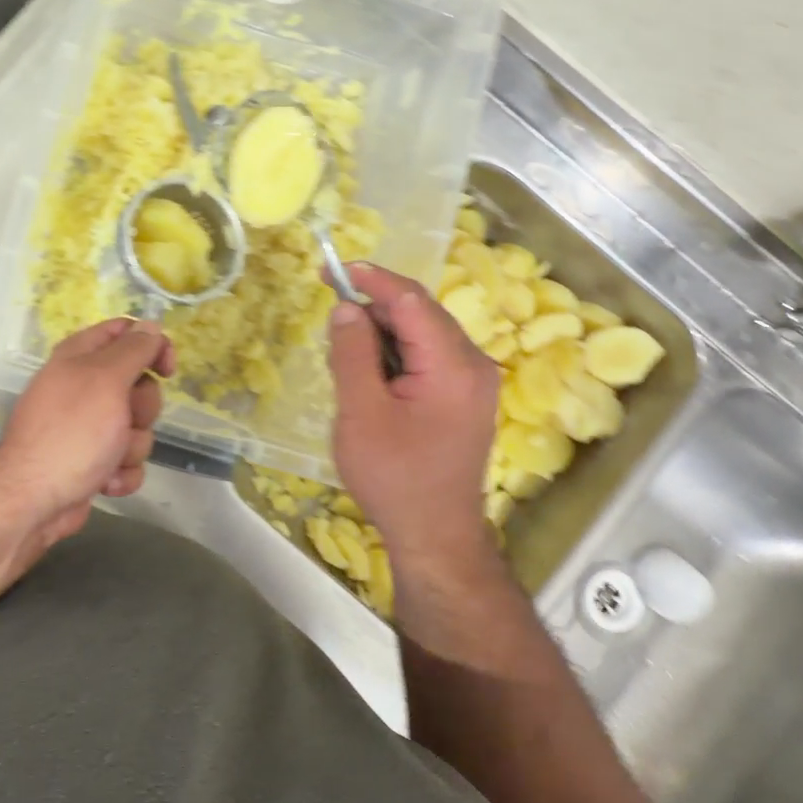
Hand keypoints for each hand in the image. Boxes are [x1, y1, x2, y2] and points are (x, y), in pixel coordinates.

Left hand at [0, 318, 174, 538]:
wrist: (35, 500)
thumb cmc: (72, 433)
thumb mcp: (105, 380)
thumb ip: (132, 350)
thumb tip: (150, 325)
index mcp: (80, 356)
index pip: (125, 332)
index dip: (151, 345)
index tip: (166, 370)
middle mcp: (83, 387)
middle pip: (140, 386)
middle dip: (141, 409)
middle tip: (124, 419)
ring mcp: (88, 427)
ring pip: (138, 428)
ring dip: (131, 447)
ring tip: (107, 458)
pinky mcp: (94, 462)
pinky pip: (129, 461)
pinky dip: (122, 473)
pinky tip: (104, 482)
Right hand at [326, 263, 500, 573]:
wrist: (434, 534)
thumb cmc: (395, 476)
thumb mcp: (361, 412)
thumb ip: (353, 354)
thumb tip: (346, 308)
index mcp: (453, 365)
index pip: (412, 301)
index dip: (372, 279)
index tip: (332, 269)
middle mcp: (473, 365)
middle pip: (421, 313)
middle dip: (375, 302)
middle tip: (329, 300)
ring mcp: (471, 383)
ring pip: (423, 334)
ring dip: (383, 328)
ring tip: (342, 338)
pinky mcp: (462, 399)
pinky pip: (427, 357)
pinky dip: (395, 351)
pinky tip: (367, 364)